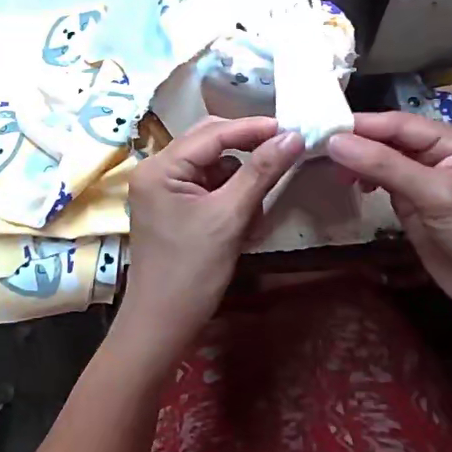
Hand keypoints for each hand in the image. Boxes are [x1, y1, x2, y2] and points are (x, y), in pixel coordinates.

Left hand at [115, 116, 303, 360]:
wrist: (163, 324)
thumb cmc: (192, 271)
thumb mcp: (230, 217)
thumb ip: (261, 172)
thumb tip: (294, 136)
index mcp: (160, 167)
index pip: (213, 133)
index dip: (254, 128)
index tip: (292, 128)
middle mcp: (157, 170)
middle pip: (211, 144)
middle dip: (248, 153)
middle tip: (286, 152)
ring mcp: (165, 189)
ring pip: (215, 167)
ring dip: (242, 182)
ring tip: (258, 211)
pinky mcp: (175, 207)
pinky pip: (210, 188)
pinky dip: (233, 199)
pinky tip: (247, 223)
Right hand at [327, 112, 451, 384]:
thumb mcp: (437, 194)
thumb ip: (385, 166)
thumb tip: (334, 141)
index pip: (399, 123)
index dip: (362, 125)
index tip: (322, 128)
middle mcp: (437, 155)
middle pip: (387, 140)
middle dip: (355, 143)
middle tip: (315, 148)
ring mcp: (424, 182)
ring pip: (382, 162)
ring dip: (356, 162)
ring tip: (329, 168)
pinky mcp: (413, 207)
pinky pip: (382, 185)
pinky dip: (364, 182)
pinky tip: (350, 185)